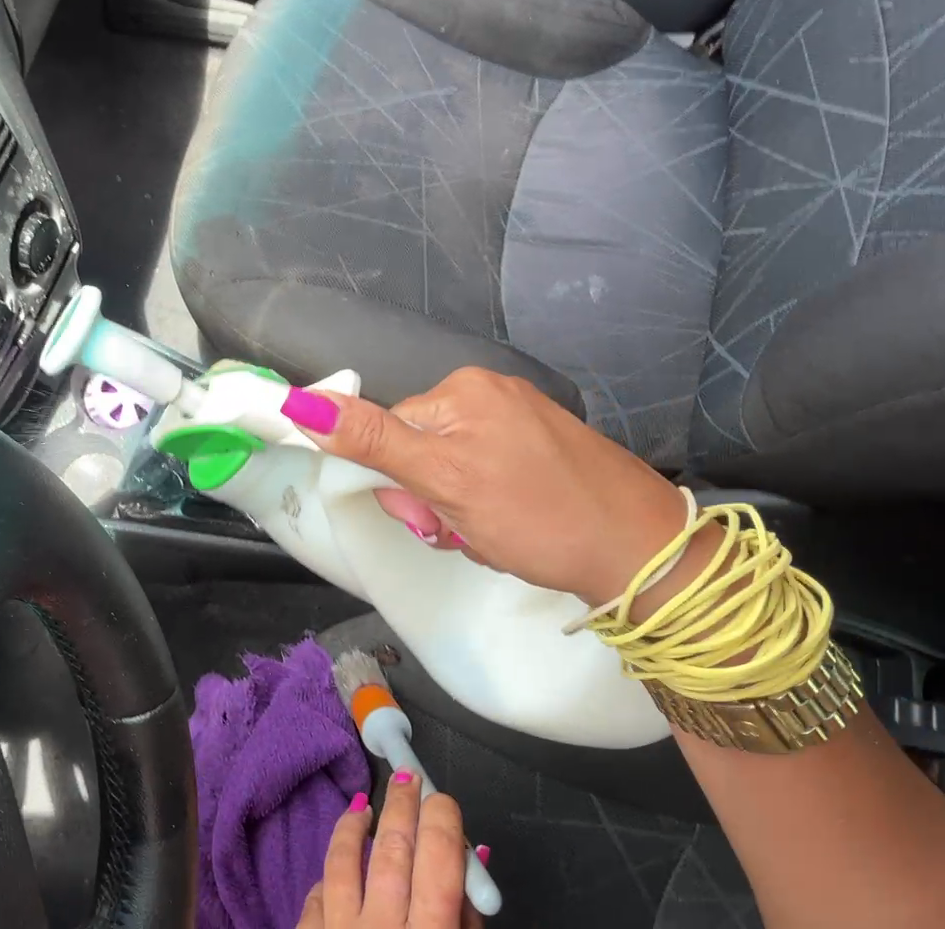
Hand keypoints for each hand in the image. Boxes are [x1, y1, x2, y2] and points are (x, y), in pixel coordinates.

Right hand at [280, 367, 688, 605]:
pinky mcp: (543, 446)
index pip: (387, 433)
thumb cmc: (538, 517)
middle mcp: (488, 393)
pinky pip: (483, 473)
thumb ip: (372, 441)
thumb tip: (300, 401)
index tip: (429, 520)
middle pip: (417, 450)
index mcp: (461, 390)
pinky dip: (484, 506)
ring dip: (455, 510)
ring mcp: (520, 419)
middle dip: (429, 500)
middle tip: (463, 531)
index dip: (399, 486)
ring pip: (449, 469)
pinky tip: (512, 528)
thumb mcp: (444, 481)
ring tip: (493, 535)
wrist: (644, 554)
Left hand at [297, 771, 483, 928]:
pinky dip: (328, 879)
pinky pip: (315, 898)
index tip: (441, 799)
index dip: (441, 820)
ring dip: (354, 826)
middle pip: (391, 850)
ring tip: (364, 806)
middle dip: (401, 806)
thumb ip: (467, 918)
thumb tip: (472, 858)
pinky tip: (339, 867)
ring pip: (342, 862)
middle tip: (406, 778)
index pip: (439, 859)